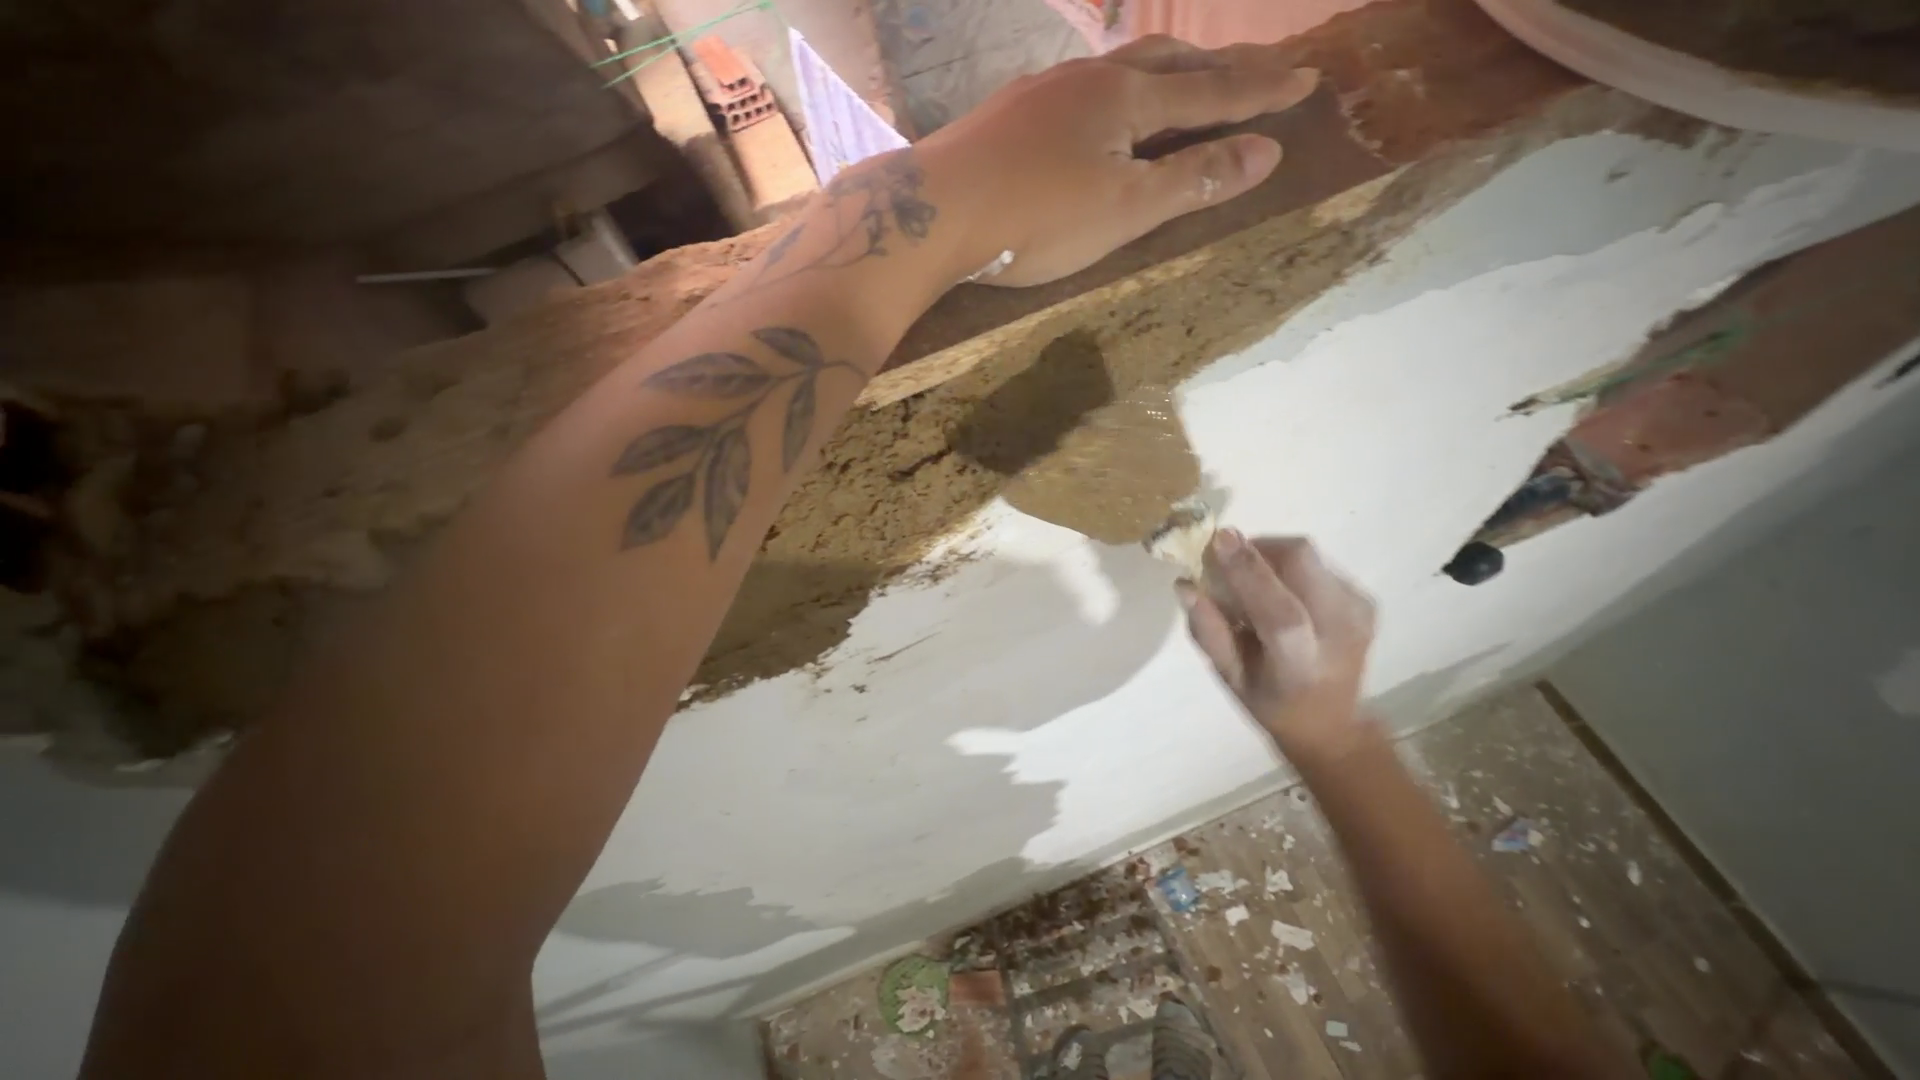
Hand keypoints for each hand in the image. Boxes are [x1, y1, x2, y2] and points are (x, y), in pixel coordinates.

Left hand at [917, 36, 1318, 287]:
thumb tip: (1267, 151)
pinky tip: (1104, 107)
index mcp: (1126, 99)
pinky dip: (1117, 91)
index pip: (1212, 91)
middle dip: (1220, 67)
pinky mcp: (1008, 113)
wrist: (931, 213)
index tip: (1307, 79)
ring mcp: (1042, 91)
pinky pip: (1082, 88)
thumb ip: (1195, 178)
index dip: (1261, 92)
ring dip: (1166, 70)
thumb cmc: (1035, 219)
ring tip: (1189, 78)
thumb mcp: (1125, 209)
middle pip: (1169, 60)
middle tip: (1259, 68)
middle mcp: (1087, 79)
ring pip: (1120, 68)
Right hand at [1179, 530, 1376, 759]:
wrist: (1333, 721)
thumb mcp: (1230, 677)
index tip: (1218, 539)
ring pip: (1308, 554)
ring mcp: (1359, 611)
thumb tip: (1185, 585)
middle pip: (1301, 561)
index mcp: (1303, 664)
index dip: (1249, 572)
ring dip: (1271, 556)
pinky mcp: (1365, 598)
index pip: (1280, 611)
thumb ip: (1208, 631)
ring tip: (1253, 582)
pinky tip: (1280, 592)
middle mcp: (1340, 631)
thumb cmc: (1272, 702)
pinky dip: (1288, 567)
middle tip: (1227, 560)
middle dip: (1258, 548)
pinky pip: (1317, 563)